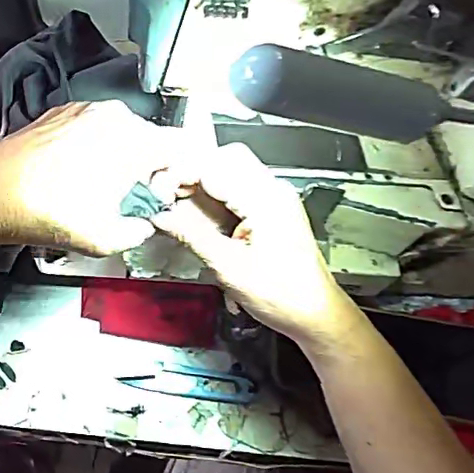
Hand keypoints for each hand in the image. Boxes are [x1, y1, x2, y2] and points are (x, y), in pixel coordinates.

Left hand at [0, 101, 192, 255]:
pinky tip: (72, 175)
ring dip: (118, 159)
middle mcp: (113, 114)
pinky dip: (91, 149)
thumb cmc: (48, 211)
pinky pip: (90, 129)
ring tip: (96, 190)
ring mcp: (83, 109)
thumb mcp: (104, 238)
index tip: (159, 197)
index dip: (176, 177)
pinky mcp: (58, 113)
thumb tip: (141, 225)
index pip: (181, 149)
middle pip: (149, 140)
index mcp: (134, 138)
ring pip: (119, 133)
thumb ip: (137, 232)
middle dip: (146, 169)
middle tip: (127, 199)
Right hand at [150, 142, 359, 349]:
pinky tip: (197, 215)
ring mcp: (273, 199)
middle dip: (190, 173)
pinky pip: (236, 189)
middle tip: (164, 194)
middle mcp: (273, 192)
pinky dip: (213, 196)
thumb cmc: (286, 296)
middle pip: (223, 159)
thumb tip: (162, 217)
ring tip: (176, 206)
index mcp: (266, 200)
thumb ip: (192, 236)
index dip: (181, 174)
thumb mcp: (228, 267)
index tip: (158, 188)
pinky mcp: (270, 210)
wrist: (315, 314)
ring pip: (229, 171)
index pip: (214, 167)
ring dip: (199, 184)